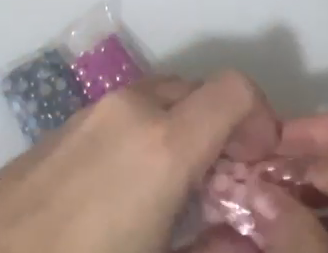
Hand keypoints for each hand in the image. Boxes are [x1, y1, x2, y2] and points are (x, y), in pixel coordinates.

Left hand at [0, 70, 280, 252]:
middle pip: (200, 90)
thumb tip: (242, 235)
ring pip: (162, 97)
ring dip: (186, 128)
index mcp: (163, 143)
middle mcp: (131, 109)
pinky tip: (133, 186)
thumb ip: (210, 245)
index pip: (235, 89)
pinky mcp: (65, 121)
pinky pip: (126, 111)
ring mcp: (93, 110)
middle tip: (225, 184)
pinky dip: (149, 132)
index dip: (262, 118)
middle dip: (224, 128)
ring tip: (180, 189)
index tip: (260, 163)